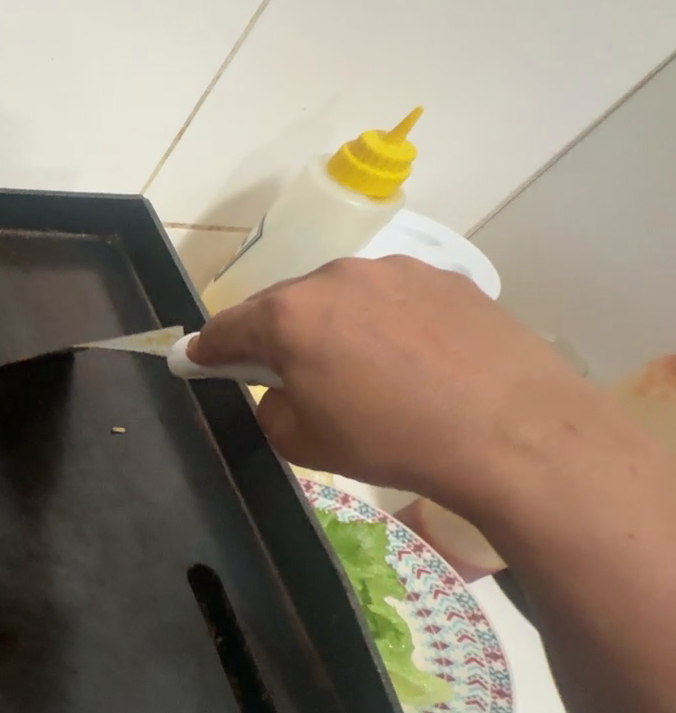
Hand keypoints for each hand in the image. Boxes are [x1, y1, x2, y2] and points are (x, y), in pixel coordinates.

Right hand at [187, 256, 605, 511]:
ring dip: (326, 324)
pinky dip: (378, 321)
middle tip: (281, 373)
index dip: (204, 352)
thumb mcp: (297, 438)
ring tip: (354, 366)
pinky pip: (386, 297)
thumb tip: (280, 386)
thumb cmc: (389, 439)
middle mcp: (333, 279)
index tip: (196, 363)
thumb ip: (268, 402)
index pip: (222, 329)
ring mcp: (394, 272)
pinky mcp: (446, 280)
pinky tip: (403, 358)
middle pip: (277, 306)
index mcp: (285, 316)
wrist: (518, 435)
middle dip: (270, 336)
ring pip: (334, 296)